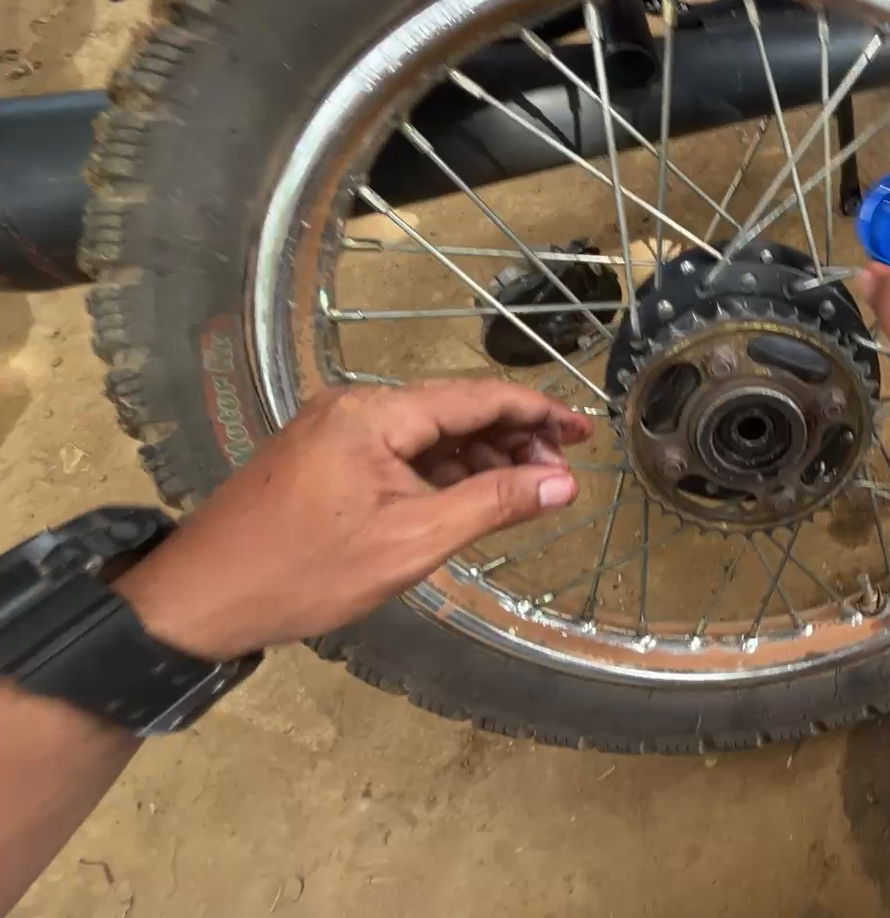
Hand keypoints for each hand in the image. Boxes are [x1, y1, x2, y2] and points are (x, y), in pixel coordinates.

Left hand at [114, 380, 592, 660]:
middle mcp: (358, 407)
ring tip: (524, 489)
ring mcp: (339, 428)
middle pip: (461, 408)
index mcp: (376, 415)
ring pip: (437, 429)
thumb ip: (497, 503)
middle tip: (558, 473)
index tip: (584, 433)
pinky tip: (474, 493)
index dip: (541, 413)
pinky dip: (450, 467)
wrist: (187, 607)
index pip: (480, 398)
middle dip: (517, 437)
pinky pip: (408, 447)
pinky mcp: (330, 452)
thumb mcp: (414, 539)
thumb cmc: (304, 572)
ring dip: (486, 455)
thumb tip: (567, 484)